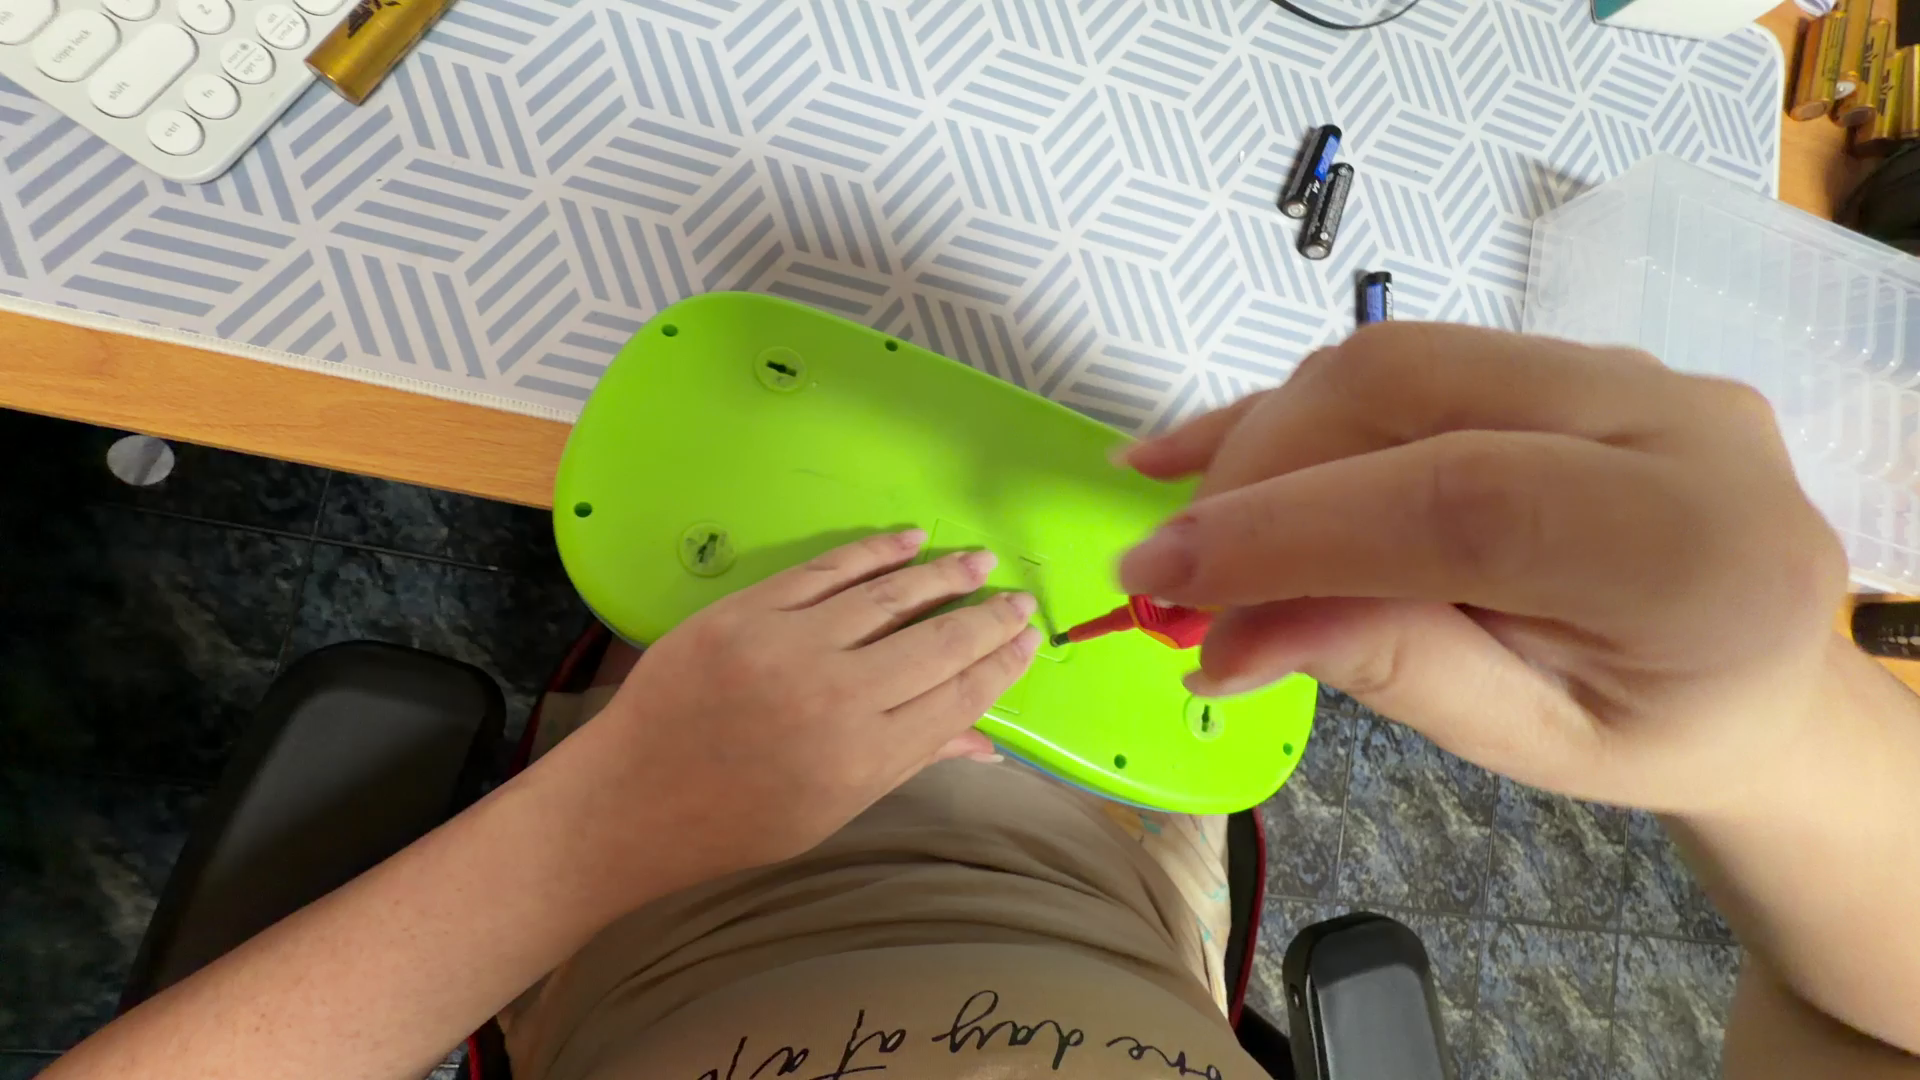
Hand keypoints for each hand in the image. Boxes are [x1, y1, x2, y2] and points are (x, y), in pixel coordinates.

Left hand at [586, 530, 1039, 870]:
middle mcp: (840, 698)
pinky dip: (876, 550)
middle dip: (990, 619)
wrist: (632, 800)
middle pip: (940, 644)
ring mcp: (792, 646)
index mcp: (866, 759)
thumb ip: (912, 762)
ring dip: (946, 575)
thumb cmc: (738, 821)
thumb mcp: (834, 810)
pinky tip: (913, 540)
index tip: (1029, 641)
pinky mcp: (750, 611)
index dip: (1001, 665)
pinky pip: (829, 569)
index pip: (959, 697)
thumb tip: (988, 743)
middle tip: (1021, 599)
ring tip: (981, 561)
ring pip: (893, 596)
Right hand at [1113, 324, 1846, 813]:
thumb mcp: (1522, 735)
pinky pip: (1371, 367)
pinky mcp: (1529, 361)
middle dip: (1251, 477)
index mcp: (1689, 545)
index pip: (1456, 500)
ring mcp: (1592, 367)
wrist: (1737, 663)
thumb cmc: (1643, 724)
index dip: (1285, 531)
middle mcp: (1655, 414)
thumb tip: (1221, 643)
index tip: (1155, 577)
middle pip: (1396, 388)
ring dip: (1250, 447)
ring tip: (1190, 533)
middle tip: (1177, 574)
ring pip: (1368, 363)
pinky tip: (1181, 453)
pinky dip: (1265, 413)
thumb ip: (1382, 665)